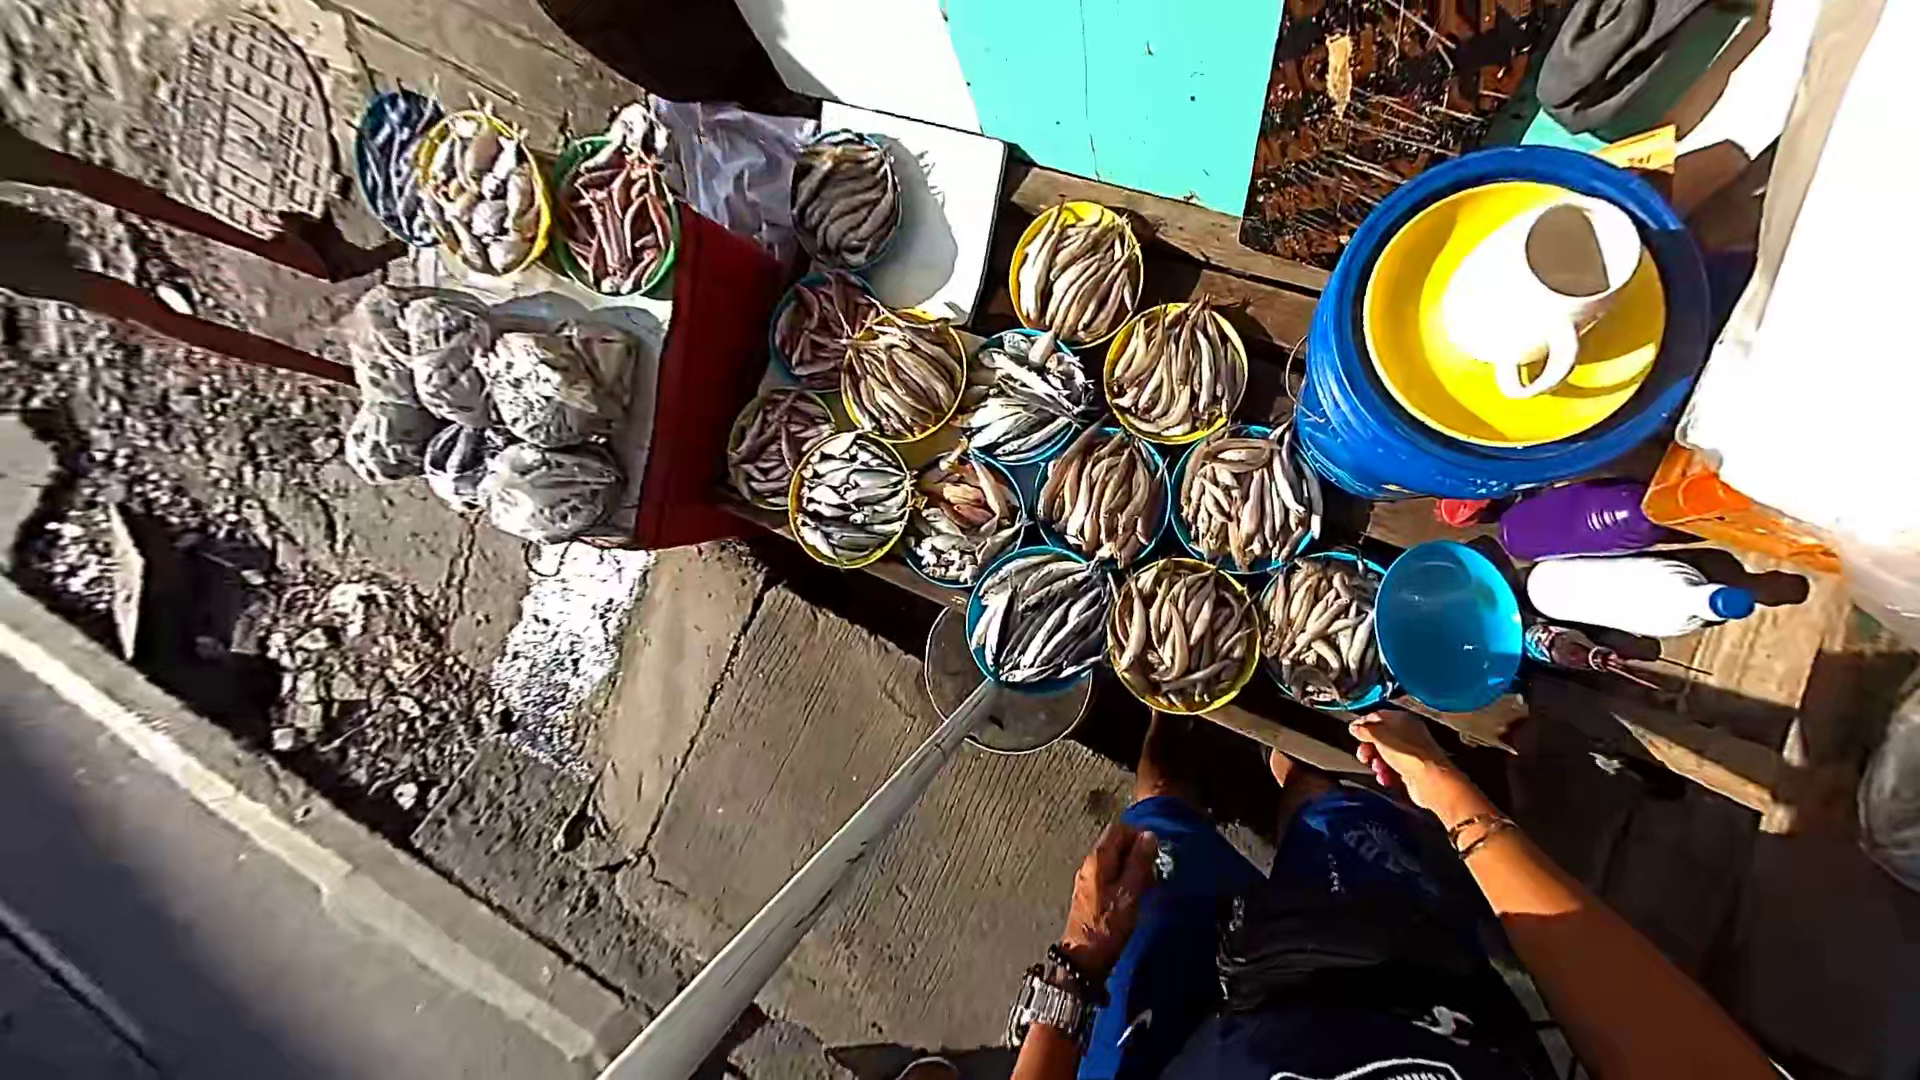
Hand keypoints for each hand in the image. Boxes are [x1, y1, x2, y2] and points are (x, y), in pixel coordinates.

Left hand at [1059, 823, 1157, 978]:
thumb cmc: (1109, 924)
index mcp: (1098, 858)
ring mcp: (1089, 877)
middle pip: (1115, 843)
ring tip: (1148, 884)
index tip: (1155, 850)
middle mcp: (1090, 862)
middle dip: (1137, 851)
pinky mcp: (1091, 892)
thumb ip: (1139, 862)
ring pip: (1115, 860)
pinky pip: (1111, 874)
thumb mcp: (1129, 893)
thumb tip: (1149, 835)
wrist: (1085, 957)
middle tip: (1154, 869)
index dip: (1138, 835)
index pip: (1118, 829)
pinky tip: (1136, 895)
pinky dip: (1125, 878)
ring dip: (1133, 866)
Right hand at [1349, 711, 1483, 824]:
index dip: (1362, 723)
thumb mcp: (1377, 734)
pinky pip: (1392, 768)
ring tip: (1378, 769)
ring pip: (1383, 754)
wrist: (1431, 780)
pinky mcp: (1412, 770)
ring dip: (1376, 762)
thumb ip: (1362, 729)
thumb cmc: (1404, 751)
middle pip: (1378, 737)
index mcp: (1402, 719)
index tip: (1353, 732)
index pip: (1376, 716)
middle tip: (1364, 755)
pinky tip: (1385, 777)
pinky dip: (1386, 773)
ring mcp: (1411, 752)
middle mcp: (1408, 734)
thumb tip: (1354, 727)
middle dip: (1368, 747)